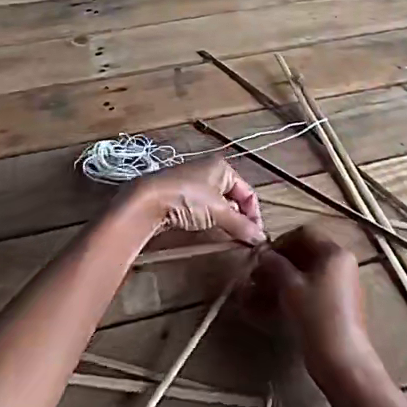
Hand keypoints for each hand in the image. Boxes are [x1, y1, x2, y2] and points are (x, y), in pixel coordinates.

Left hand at [124, 157, 264, 246]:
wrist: (145, 201)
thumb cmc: (188, 198)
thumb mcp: (219, 212)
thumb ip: (241, 225)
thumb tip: (261, 239)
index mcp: (223, 168)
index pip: (248, 193)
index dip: (254, 215)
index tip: (255, 236)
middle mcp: (209, 171)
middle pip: (233, 198)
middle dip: (240, 218)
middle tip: (243, 238)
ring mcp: (192, 183)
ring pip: (217, 205)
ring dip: (224, 221)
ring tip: (228, 238)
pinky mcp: (177, 196)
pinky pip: (200, 209)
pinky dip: (207, 220)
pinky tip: (207, 232)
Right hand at [246, 221, 376, 379]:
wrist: (340, 355)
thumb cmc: (316, 315)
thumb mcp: (291, 287)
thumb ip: (275, 265)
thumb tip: (264, 253)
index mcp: (335, 252)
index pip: (305, 234)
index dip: (281, 242)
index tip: (262, 257)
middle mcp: (342, 261)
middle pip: (307, 251)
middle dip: (281, 261)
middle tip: (258, 275)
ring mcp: (342, 281)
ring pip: (309, 270)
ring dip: (285, 276)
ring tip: (262, 290)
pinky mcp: (339, 299)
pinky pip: (314, 285)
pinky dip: (296, 289)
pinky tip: (277, 301)